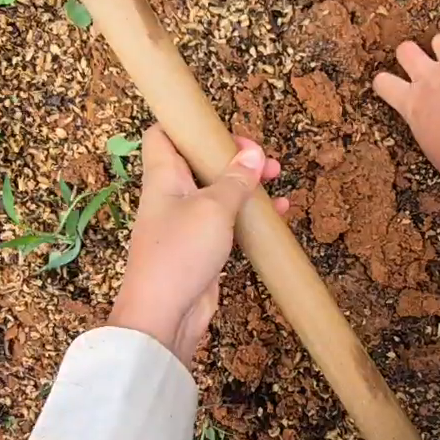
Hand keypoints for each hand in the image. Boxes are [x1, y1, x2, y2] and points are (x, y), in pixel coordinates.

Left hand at [107, 126, 285, 364]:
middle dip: (233, 156)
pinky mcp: (202, 248)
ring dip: (246, 184)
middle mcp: (173, 195)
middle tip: (264, 159)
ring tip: (276, 181)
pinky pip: (228, 221)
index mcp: (164, 176)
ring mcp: (187, 222)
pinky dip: (250, 214)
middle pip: (200, 161)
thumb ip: (235, 180)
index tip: (220, 126)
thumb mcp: (214, 208)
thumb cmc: (180, 254)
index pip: (162, 135)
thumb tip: (253, 154)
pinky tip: (277, 213)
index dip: (186, 123)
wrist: (164, 316)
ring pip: (219, 192)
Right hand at [373, 34, 439, 192]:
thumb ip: (425, 120)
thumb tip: (433, 117)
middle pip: (406, 49)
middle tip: (419, 67)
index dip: (385, 82)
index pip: (383, 81)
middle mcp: (430, 81)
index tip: (391, 86)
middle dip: (410, 55)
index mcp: (411, 103)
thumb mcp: (428, 143)